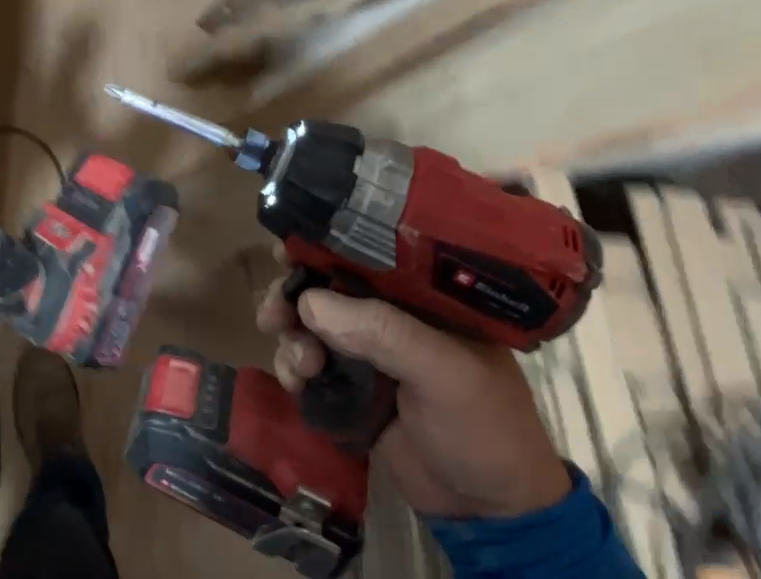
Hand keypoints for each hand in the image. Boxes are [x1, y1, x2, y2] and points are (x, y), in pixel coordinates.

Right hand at [257, 264, 571, 519]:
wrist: (487, 512)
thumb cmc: (484, 429)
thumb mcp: (444, 374)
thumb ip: (382, 333)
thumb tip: (309, 303)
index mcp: (424, 299)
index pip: (368, 257)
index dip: (323, 249)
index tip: (283, 253)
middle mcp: (393, 317)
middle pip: (328, 289)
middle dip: (294, 297)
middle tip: (273, 315)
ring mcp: (369, 354)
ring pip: (311, 326)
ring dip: (292, 338)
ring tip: (302, 367)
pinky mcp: (350, 389)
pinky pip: (307, 365)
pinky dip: (293, 369)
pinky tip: (297, 386)